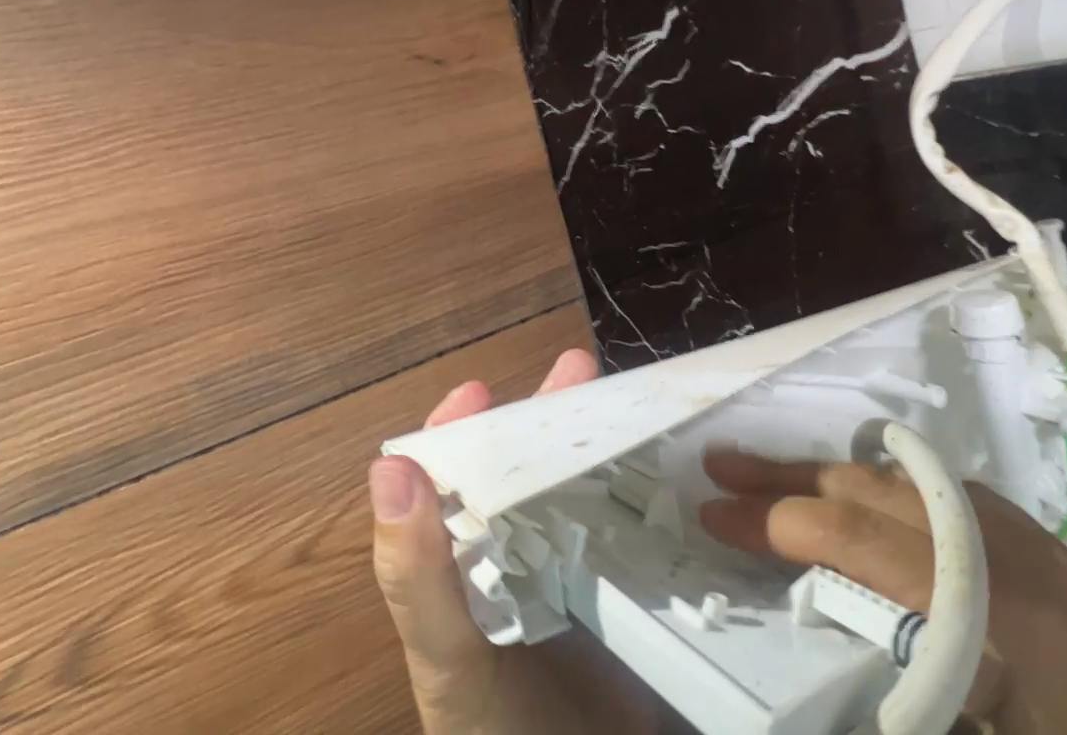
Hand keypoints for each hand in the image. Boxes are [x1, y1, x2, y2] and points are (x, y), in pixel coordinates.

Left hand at [370, 349, 658, 734]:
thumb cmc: (497, 730)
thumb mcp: (448, 660)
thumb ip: (416, 578)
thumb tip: (392, 468)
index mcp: (460, 563)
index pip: (450, 479)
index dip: (461, 429)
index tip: (481, 390)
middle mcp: (513, 557)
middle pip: (523, 469)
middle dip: (545, 415)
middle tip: (581, 368)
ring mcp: (570, 572)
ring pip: (580, 488)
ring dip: (599, 441)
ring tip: (634, 400)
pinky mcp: (623, 594)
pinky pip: (631, 530)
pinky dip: (646, 490)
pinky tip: (673, 463)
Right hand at [698, 450, 1066, 734]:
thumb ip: (886, 692)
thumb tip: (807, 637)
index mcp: (1004, 621)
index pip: (864, 542)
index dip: (779, 523)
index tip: (714, 516)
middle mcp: (1030, 567)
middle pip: (888, 494)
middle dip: (795, 478)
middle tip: (723, 469)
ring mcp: (1055, 561)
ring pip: (928, 487)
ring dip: (845, 478)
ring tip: (780, 478)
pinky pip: (967, 505)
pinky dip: (903, 494)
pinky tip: (872, 505)